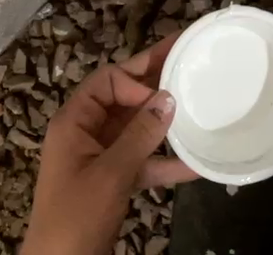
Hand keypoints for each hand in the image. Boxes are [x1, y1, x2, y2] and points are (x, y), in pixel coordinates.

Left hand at [21, 36, 196, 254]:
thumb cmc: (76, 216)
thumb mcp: (110, 174)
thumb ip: (140, 134)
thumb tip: (168, 97)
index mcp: (74, 121)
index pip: (108, 80)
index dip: (136, 80)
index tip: (163, 95)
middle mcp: (86, 132)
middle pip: (124, 97)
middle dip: (155, 83)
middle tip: (188, 56)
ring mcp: (99, 157)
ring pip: (136, 128)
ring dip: (164, 123)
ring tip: (198, 103)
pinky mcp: (112, 181)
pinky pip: (141, 160)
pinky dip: (164, 161)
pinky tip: (195, 163)